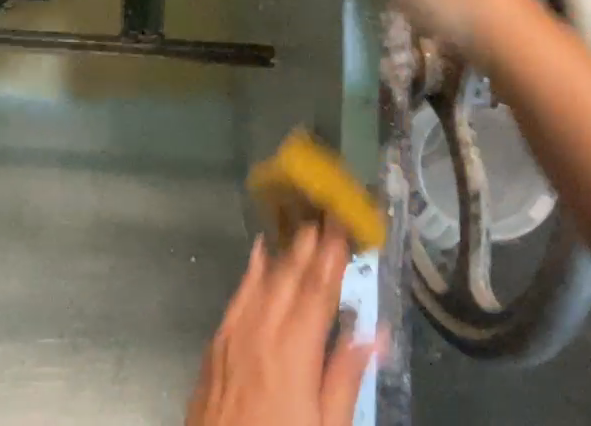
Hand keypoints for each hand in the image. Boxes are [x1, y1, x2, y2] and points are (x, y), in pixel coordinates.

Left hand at [188, 226, 374, 425]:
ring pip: (262, 282)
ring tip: (300, 223)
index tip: (343, 226)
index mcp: (293, 352)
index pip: (317, 294)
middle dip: (309, 245)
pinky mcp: (216, 344)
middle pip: (288, 280)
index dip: (331, 258)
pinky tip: (258, 255)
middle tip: (324, 211)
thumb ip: (344, 378)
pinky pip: (238, 296)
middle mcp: (260, 332)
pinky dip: (251, 272)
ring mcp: (233, 335)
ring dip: (283, 252)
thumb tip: (374, 335)